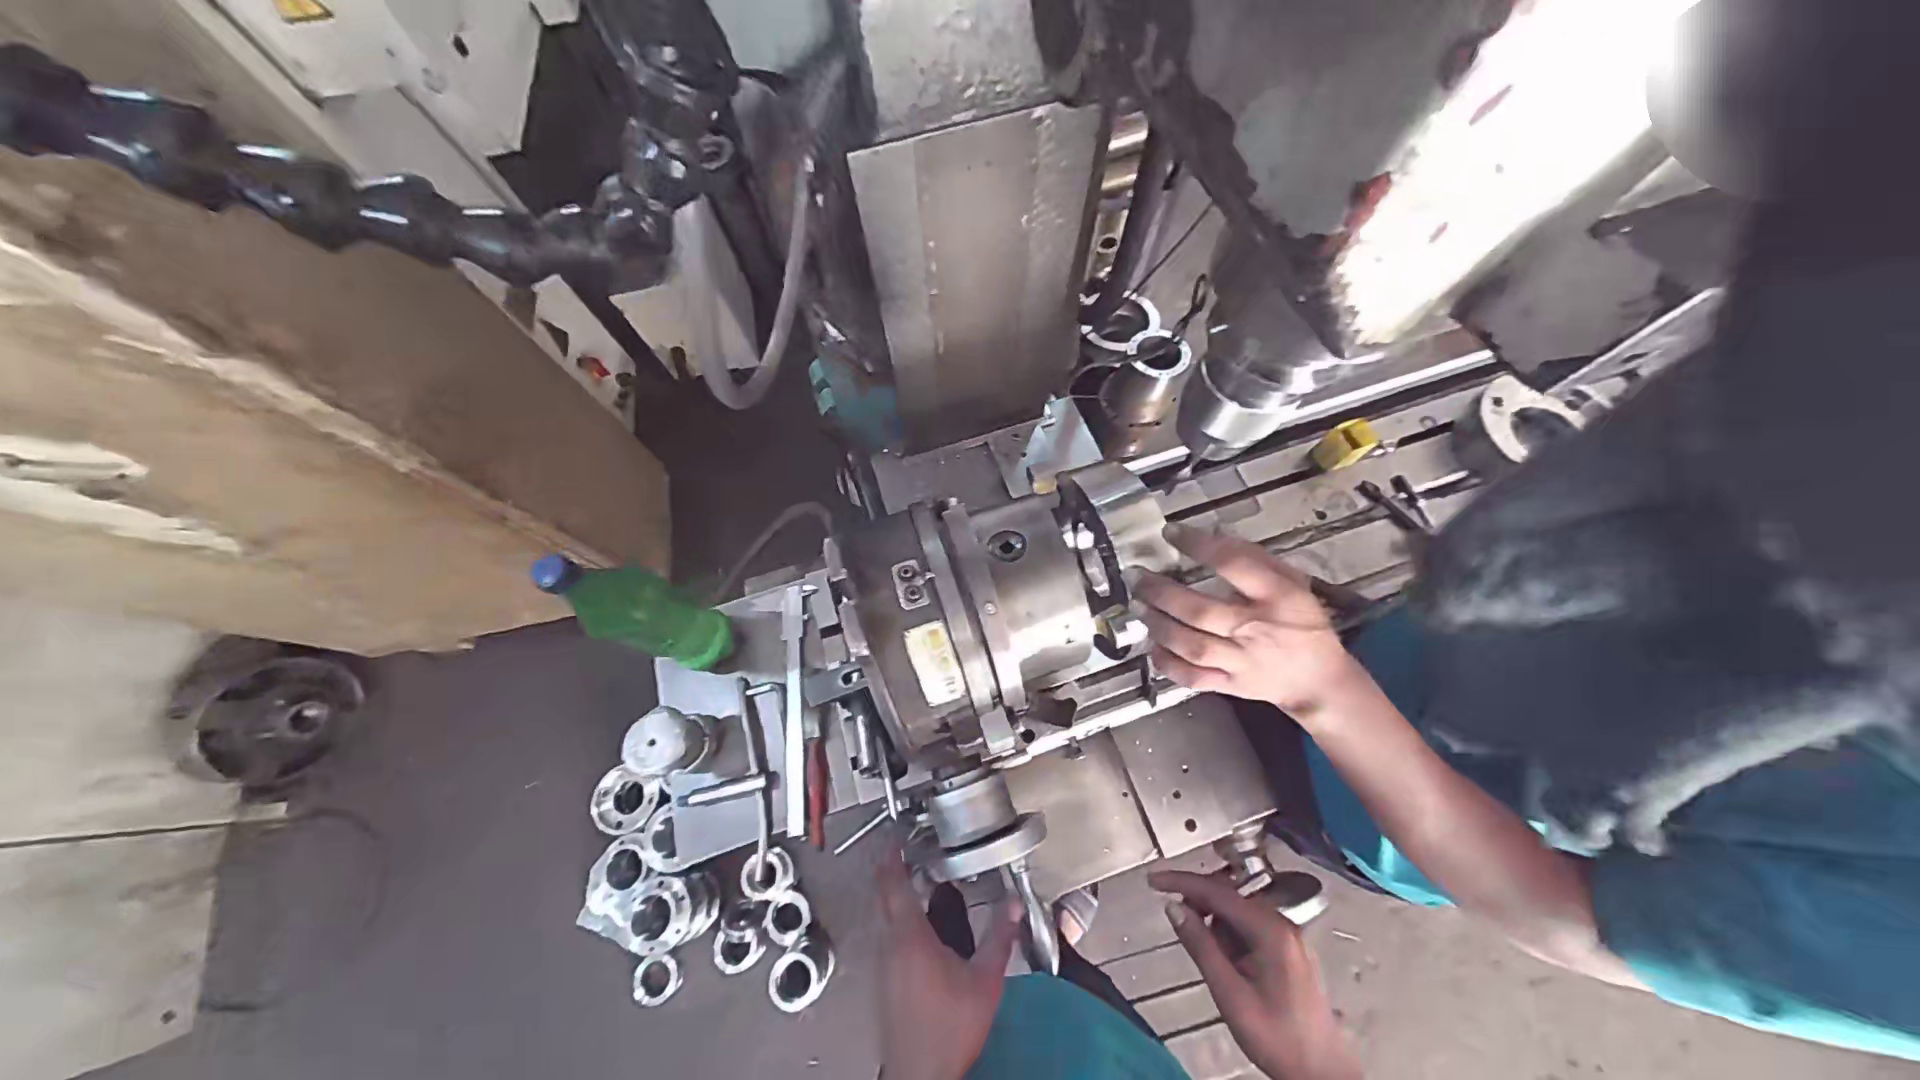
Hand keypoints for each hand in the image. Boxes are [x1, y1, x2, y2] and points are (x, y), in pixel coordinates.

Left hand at [874, 841, 1020, 1079]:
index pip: (893, 883)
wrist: (920, 1074)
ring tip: (917, 882)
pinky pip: (888, 936)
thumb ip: (999, 939)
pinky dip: (899, 919)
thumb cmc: (950, 1029)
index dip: (891, 855)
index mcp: (910, 937)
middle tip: (907, 851)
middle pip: (884, 896)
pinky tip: (920, 927)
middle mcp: (890, 945)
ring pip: (885, 917)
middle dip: (893, 870)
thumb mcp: (984, 981)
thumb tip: (1013, 907)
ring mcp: (884, 964)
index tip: (895, 836)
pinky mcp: (885, 980)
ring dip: (897, 895)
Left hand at [1137, 525, 1361, 715]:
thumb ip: (1254, 560)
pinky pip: (1192, 678)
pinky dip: (1166, 663)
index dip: (1199, 545)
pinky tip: (1152, 646)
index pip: (1234, 565)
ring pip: (1192, 646)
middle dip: (1161, 592)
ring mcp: (1243, 662)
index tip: (1171, 533)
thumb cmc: (1300, 620)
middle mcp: (1258, 629)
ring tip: (1139, 607)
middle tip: (1136, 577)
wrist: (1318, 680)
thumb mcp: (1292, 582)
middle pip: (1201, 611)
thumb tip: (1210, 536)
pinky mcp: (1231, 687)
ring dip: (1158, 625)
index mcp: (1278, 596)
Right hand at [1153, 870, 1360, 1079]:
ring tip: (1216, 965)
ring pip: (1238, 912)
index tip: (1153, 880)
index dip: (1182, 882)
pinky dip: (1231, 936)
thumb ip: (1200, 946)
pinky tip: (1229, 965)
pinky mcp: (1290, 949)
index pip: (1218, 892)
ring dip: (1216, 926)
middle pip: (1229, 896)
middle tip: (1180, 927)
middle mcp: (1282, 924)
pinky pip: (1251, 927)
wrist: (1324, 1077)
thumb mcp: (1230, 995)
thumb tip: (1173, 907)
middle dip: (1200, 906)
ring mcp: (1289, 936)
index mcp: (1270, 931)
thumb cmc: (1277, 1040)